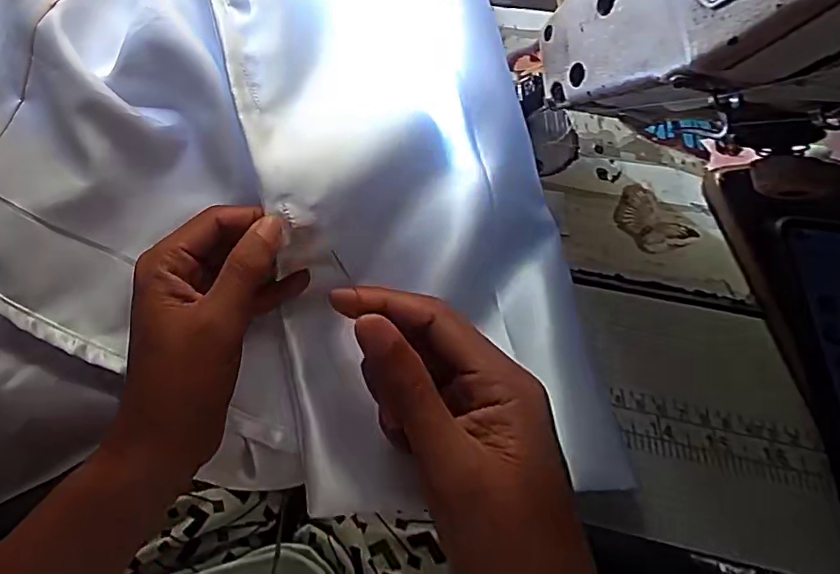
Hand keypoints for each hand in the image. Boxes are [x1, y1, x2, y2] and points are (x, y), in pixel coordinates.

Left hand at [103, 206, 309, 485]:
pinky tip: (297, 282)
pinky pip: (239, 292)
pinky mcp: (209, 319)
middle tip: (307, 238)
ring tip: (307, 254)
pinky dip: (265, 288)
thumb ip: (246, 268)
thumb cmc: (184, 380)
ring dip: (267, 261)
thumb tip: (273, 222)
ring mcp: (193, 296)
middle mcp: (176, 272)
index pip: (213, 223)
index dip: (251, 219)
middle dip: (262, 238)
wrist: (165, 447)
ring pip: (234, 265)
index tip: (294, 223)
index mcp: (165, 263)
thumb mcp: (218, 320)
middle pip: (224, 240)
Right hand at [332, 286, 593, 573]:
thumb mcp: (448, 461)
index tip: (336, 301)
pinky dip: (406, 415)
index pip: (437, 319)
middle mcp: (495, 386)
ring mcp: (484, 412)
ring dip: (398, 392)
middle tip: (379, 397)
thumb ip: (407, 386)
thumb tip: (367, 321)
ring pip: (423, 372)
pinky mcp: (470, 435)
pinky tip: (407, 443)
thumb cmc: (503, 539)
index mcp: (503, 381)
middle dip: (393, 359)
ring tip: (400, 431)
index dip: (385, 303)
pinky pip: (426, 402)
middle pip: (429, 342)